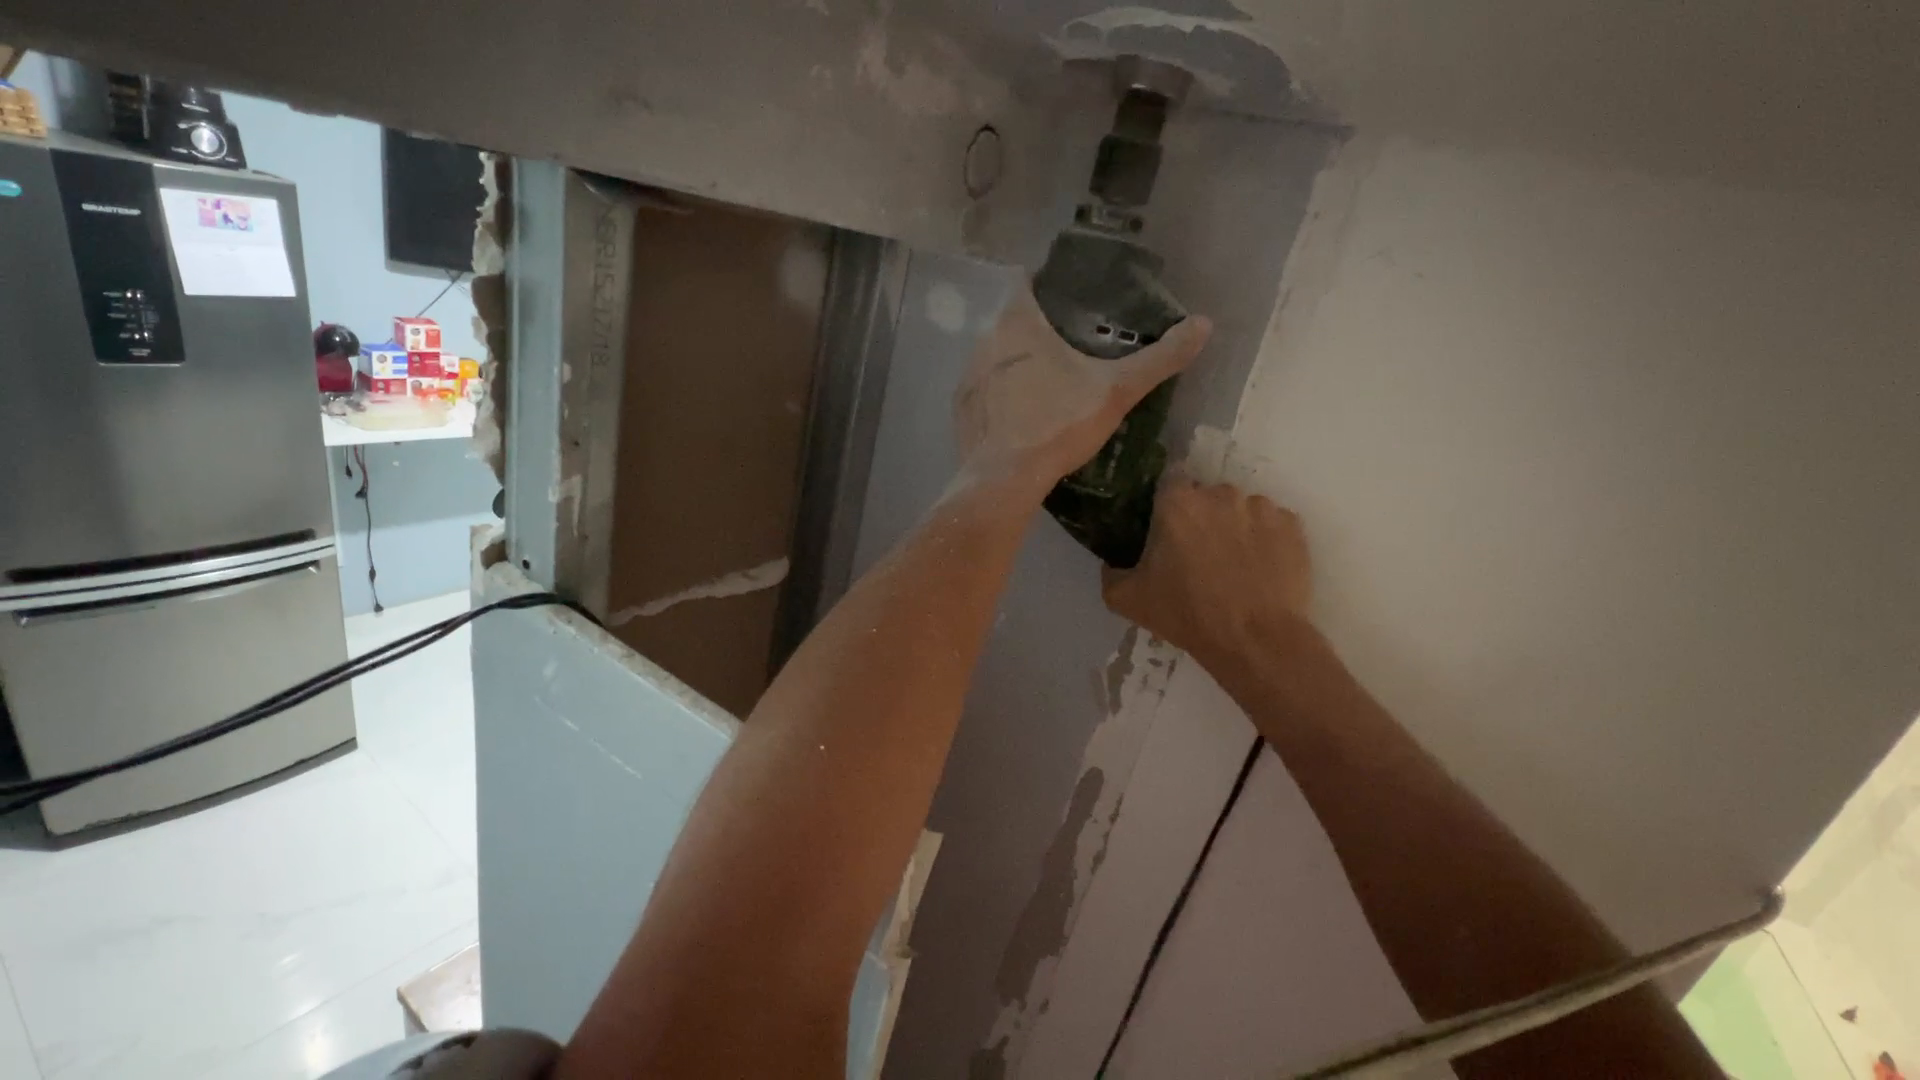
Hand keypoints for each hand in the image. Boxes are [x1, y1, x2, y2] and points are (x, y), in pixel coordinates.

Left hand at [954, 281, 1210, 498]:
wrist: (1004, 480)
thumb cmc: (1058, 424)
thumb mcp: (1115, 390)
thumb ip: (1159, 358)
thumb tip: (1204, 324)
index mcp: (1018, 323)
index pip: (1024, 281)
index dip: (1045, 280)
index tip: (1070, 291)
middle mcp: (985, 341)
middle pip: (1012, 319)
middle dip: (1039, 325)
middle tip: (1072, 338)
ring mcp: (968, 376)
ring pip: (997, 355)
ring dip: (1019, 360)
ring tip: (1050, 375)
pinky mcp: (961, 409)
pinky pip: (985, 389)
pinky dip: (1002, 393)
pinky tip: (1023, 411)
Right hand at [1102, 476, 1312, 663]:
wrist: (1254, 639)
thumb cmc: (1187, 614)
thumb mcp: (1127, 600)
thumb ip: (1111, 573)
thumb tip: (1112, 562)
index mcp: (1177, 502)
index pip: (1168, 485)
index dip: (1167, 508)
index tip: (1167, 532)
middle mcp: (1220, 493)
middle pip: (1206, 497)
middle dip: (1202, 518)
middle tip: (1199, 555)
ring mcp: (1261, 507)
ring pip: (1241, 509)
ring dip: (1235, 528)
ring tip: (1235, 565)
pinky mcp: (1292, 525)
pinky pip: (1272, 525)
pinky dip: (1265, 540)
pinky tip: (1261, 569)